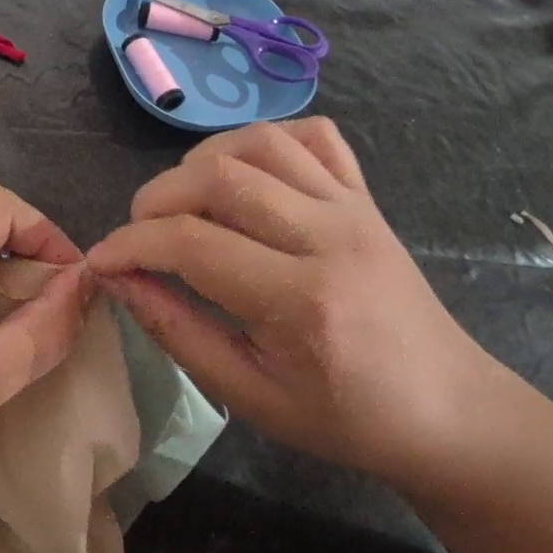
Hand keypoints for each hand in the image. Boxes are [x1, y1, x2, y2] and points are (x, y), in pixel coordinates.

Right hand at [87, 118, 515, 490]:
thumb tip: (118, 279)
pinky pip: (314, 135)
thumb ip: (177, 332)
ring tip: (185, 200)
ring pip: (260, 143)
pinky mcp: (365, 196)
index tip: (102, 261)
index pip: (192, 244)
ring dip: (202, 160)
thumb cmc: (346, 417)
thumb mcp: (251, 396)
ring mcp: (353, 207)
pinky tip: (246, 172)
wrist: (450, 411)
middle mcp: (329, 236)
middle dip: (157, 198)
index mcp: (303, 300)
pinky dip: (267, 140)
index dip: (131, 244)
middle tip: (139, 233)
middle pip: (219, 177)